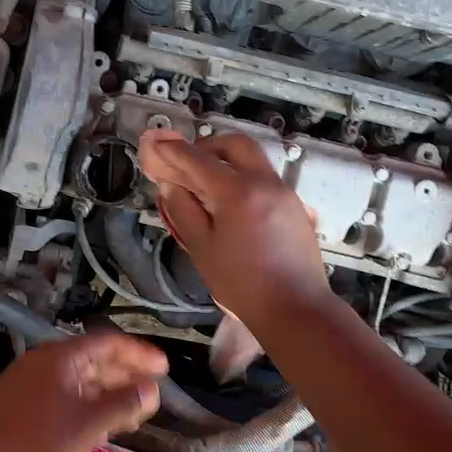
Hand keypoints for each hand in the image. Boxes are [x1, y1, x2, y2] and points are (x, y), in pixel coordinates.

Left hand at [0, 329, 166, 451]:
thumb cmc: (35, 444)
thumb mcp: (88, 426)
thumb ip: (122, 405)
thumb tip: (152, 388)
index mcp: (61, 357)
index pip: (107, 342)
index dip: (139, 353)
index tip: (164, 367)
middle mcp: (45, 362)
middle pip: (93, 359)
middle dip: (125, 375)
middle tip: (153, 392)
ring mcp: (29, 382)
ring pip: (78, 380)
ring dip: (107, 393)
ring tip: (133, 412)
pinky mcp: (20, 404)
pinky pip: (63, 395)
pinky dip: (86, 406)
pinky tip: (98, 427)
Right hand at [137, 130, 333, 325]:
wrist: (295, 309)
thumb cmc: (241, 283)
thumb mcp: (202, 248)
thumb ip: (183, 211)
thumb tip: (170, 185)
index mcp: (238, 192)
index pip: (199, 159)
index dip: (173, 149)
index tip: (155, 142)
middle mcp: (265, 182)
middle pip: (235, 144)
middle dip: (208, 146)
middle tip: (188, 163)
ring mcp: (285, 192)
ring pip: (253, 159)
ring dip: (228, 161)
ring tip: (208, 184)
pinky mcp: (295, 206)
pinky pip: (265, 178)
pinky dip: (244, 177)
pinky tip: (232, 204)